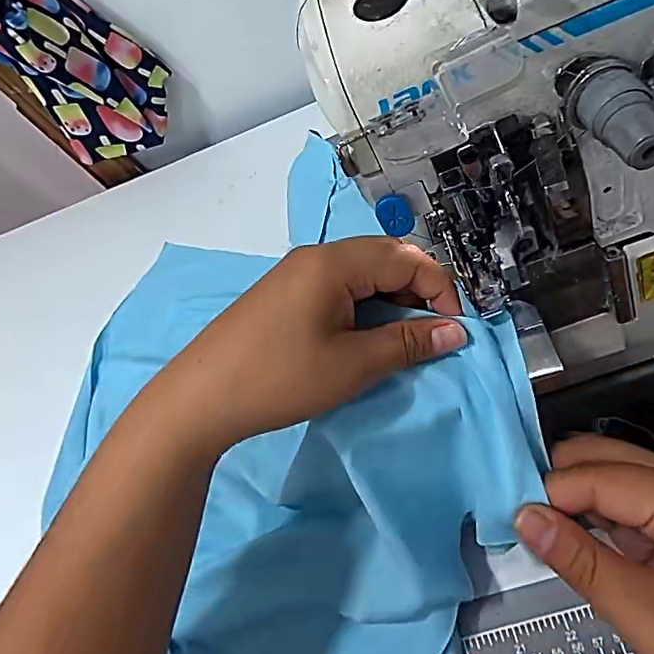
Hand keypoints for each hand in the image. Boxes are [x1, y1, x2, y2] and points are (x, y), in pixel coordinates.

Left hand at [139, 237, 466, 454]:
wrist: (199, 398)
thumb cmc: (279, 378)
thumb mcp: (352, 365)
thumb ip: (408, 343)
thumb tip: (454, 332)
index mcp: (334, 261)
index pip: (407, 257)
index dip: (439, 289)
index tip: (452, 329)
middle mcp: (316, 255)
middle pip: (385, 257)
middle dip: (416, 291)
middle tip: (429, 334)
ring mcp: (296, 271)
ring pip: (362, 272)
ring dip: (390, 300)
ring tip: (399, 340)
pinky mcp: (284, 291)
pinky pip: (338, 285)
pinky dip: (363, 305)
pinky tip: (363, 337)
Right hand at [514, 436, 653, 653]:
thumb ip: (585, 565)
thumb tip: (526, 516)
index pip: (598, 476)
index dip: (551, 495)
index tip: (513, 522)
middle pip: (600, 457)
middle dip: (557, 484)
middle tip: (521, 522)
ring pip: (605, 472)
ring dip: (570, 497)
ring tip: (537, 530)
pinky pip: (619, 498)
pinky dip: (589, 513)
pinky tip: (570, 539)